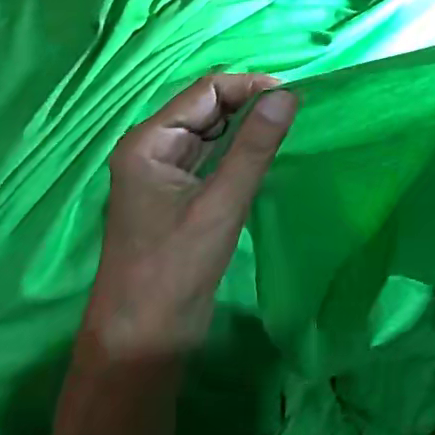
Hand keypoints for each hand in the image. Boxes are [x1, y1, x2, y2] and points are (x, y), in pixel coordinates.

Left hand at [81, 73, 297, 358]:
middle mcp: (151, 147)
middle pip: (205, 108)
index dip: (248, 86)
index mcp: (148, 141)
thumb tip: (288, 94)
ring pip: (209, 132)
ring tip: (286, 125)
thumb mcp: (221, 205)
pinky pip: (209, 156)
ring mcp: (162, 172)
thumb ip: (254, 146)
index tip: (292, 94)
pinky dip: (236, 150)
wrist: (139, 347)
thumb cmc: (174, 271)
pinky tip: (262, 152)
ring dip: (244, 126)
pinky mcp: (175, 195)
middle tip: (294, 110)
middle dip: (248, 103)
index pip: (205, 92)